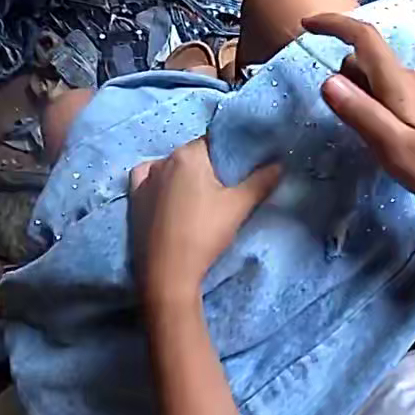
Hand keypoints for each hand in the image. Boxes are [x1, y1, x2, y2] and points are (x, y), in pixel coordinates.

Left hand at [129, 138, 281, 304]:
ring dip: (187, 174)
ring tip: (202, 194)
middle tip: (229, 185)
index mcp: (188, 155)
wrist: (168, 273)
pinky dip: (160, 180)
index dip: (232, 153)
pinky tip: (170, 191)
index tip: (244, 168)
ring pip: (172, 166)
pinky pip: (149, 179)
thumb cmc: (205, 233)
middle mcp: (164, 160)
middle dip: (211, 164)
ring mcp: (145, 180)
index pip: (215, 142)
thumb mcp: (240, 206)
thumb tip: (280, 164)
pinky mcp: (134, 199)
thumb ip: (261, 181)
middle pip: (194, 154)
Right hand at [303, 12, 414, 215]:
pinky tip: (388, 136)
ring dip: (361, 96)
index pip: (363, 37)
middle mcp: (409, 77)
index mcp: (398, 82)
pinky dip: (375, 103)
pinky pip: (389, 91)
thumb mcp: (389, 144)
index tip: (306, 24)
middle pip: (364, 60)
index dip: (334, 24)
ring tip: (374, 136)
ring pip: (375, 78)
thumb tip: (327, 80)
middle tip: (354, 124)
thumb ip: (359, 111)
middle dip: (345, 80)